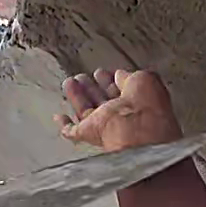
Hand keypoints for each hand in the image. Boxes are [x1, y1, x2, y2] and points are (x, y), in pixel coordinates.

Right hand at [56, 68, 183, 151]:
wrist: (137, 132)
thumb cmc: (146, 105)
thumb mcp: (143, 79)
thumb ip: (130, 76)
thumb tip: (119, 74)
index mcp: (136, 102)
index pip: (121, 90)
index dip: (111, 80)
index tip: (102, 72)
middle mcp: (120, 115)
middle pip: (102, 100)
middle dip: (92, 87)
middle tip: (83, 77)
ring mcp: (104, 126)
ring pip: (86, 111)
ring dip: (77, 97)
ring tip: (70, 82)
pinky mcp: (88, 134)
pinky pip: (72, 132)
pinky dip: (64, 126)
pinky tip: (59, 117)